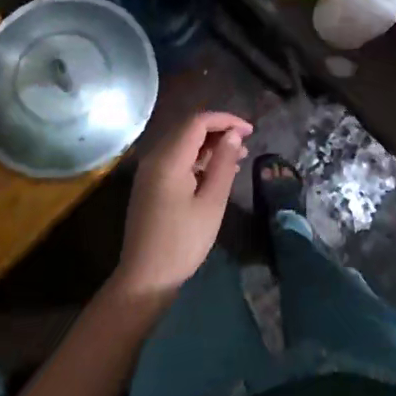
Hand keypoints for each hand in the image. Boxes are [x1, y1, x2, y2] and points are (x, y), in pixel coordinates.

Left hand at [113, 112, 252, 296]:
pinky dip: (196, 160)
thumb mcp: (211, 203)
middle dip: (217, 131)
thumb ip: (222, 164)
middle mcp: (154, 156)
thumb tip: (233, 134)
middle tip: (245, 143)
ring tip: (237, 157)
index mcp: (167, 158)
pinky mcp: (150, 183)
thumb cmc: (183, 242)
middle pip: (187, 129)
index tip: (250, 130)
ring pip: (181, 144)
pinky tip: (216, 172)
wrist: (146, 275)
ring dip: (208, 146)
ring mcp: (149, 170)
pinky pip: (174, 159)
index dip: (224, 120)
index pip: (196, 122)